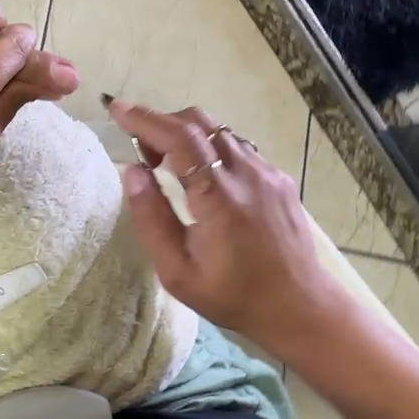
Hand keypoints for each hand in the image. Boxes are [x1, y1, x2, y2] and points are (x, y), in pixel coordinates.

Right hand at [106, 99, 341, 347]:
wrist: (301, 307)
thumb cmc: (234, 296)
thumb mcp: (177, 272)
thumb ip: (151, 219)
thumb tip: (133, 171)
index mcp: (218, 198)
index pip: (179, 138)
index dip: (145, 119)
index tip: (117, 110)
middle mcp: (246, 174)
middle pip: (199, 122)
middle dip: (162, 123)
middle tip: (140, 149)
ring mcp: (267, 172)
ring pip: (219, 131)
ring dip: (186, 134)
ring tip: (168, 163)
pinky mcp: (279, 178)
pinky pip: (238, 147)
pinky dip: (210, 148)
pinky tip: (204, 178)